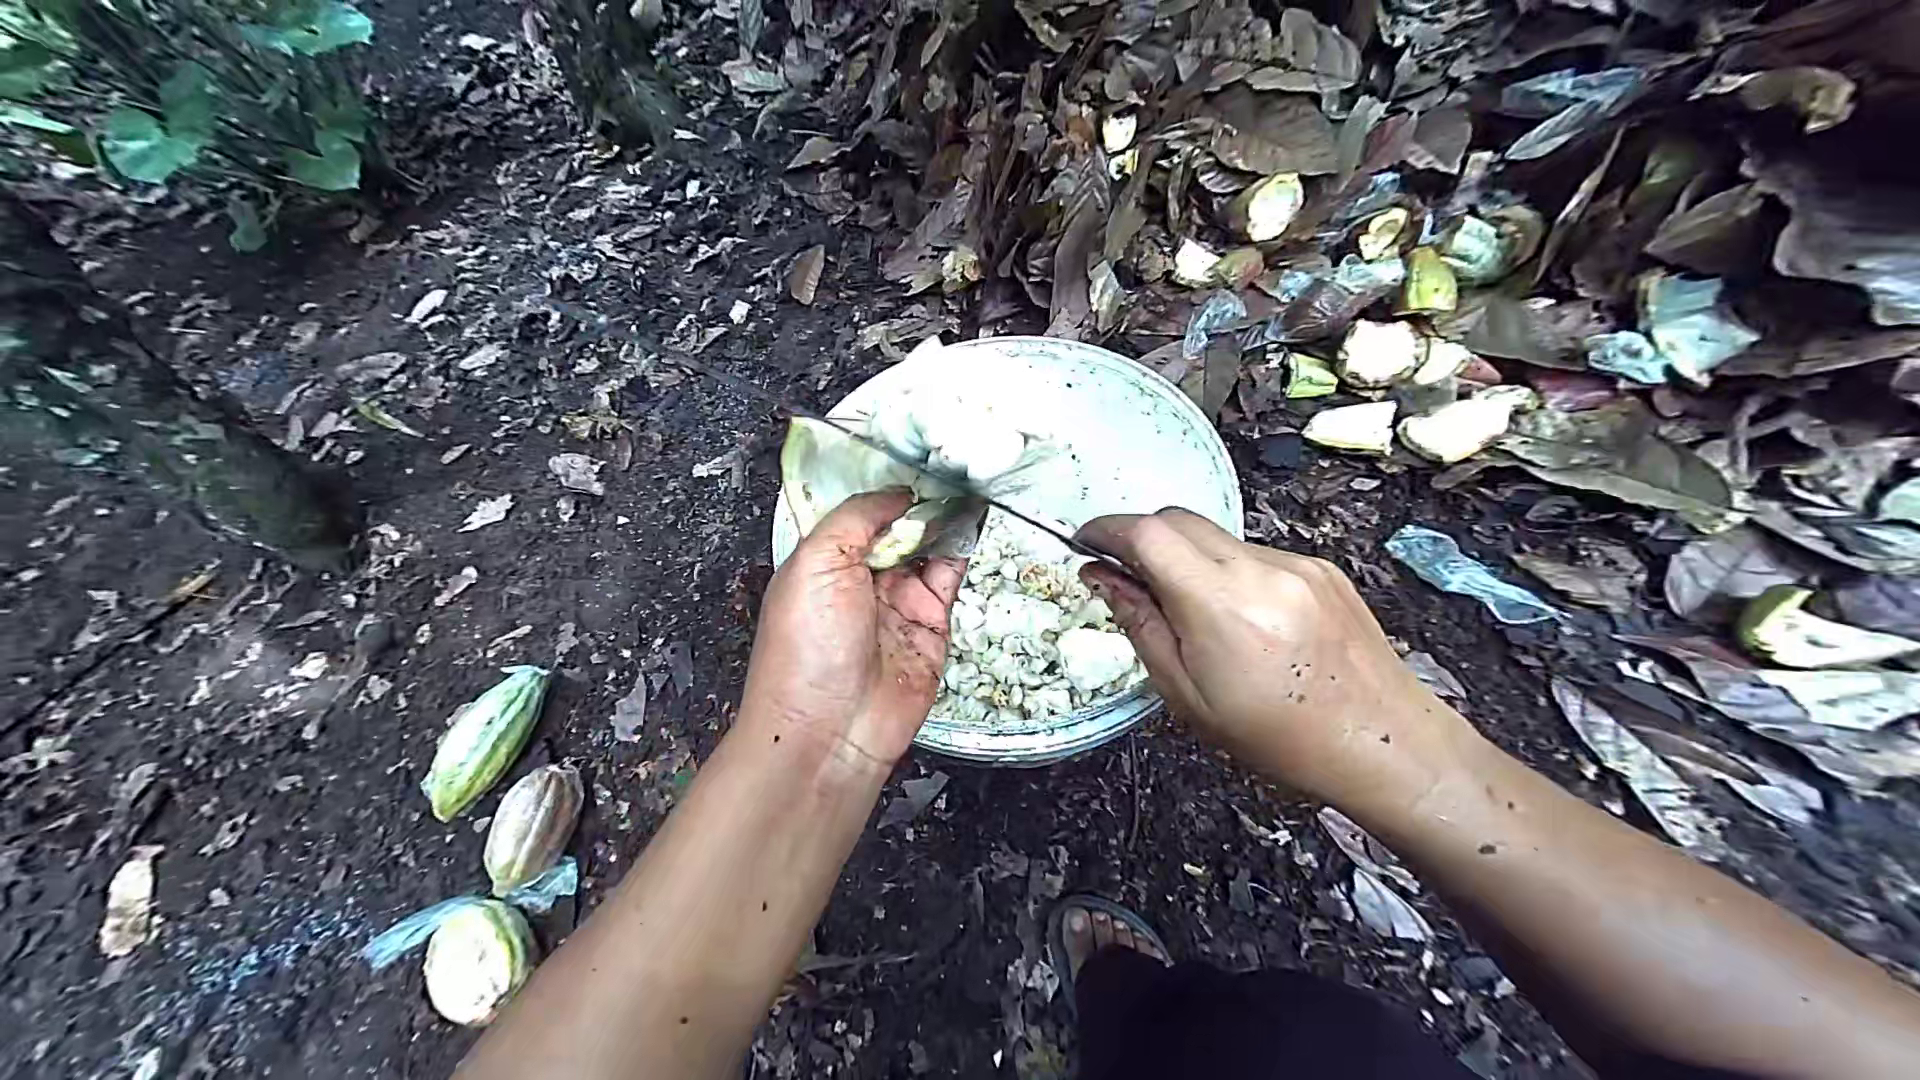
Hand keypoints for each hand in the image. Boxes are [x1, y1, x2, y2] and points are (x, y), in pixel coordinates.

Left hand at [741, 490, 965, 770]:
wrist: (831, 729)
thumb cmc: (806, 649)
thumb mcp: (816, 562)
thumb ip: (857, 518)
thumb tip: (897, 494)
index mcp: (825, 559)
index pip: (860, 510)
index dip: (885, 486)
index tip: (913, 457)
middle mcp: (862, 577)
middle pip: (898, 526)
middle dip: (920, 499)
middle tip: (948, 465)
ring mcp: (898, 599)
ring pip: (928, 547)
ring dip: (945, 520)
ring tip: (966, 486)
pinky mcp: (931, 622)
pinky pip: (950, 577)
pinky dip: (963, 549)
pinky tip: (971, 523)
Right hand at [1077, 508, 1470, 803]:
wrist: (1386, 744)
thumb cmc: (1279, 735)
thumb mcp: (1186, 693)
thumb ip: (1139, 623)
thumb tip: (1101, 576)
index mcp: (1222, 606)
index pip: (1148, 534)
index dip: (1106, 529)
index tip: (1085, 542)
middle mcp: (1262, 570)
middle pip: (1177, 519)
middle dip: (1140, 538)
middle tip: (1125, 576)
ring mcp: (1296, 563)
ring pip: (1214, 535)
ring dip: (1184, 558)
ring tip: (1191, 612)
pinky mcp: (1320, 566)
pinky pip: (1251, 551)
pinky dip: (1225, 569)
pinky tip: (1238, 614)